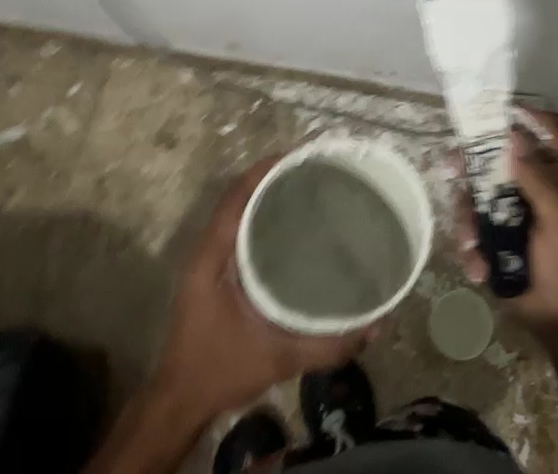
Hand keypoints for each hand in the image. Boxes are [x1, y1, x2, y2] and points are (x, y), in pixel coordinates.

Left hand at [155, 155, 371, 417]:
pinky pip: (237, 232)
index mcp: (213, 258)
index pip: (236, 197)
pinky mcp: (214, 275)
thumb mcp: (280, 358)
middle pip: (237, 197)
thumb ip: (330, 345)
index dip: (264, 171)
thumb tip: (377, 326)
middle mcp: (207, 251)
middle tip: (316, 172)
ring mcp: (208, 263)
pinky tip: (292, 229)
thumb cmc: (222, 371)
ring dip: (266, 197)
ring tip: (309, 190)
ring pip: (236, 214)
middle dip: (273, 178)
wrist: (180, 402)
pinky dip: (260, 219)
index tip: (302, 156)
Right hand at [457, 109, 557, 333]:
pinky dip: (470, 249)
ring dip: (467, 219)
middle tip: (452, 168)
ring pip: (474, 195)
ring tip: (472, 244)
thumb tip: (512, 136)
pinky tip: (479, 270)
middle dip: (471, 164)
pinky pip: (470, 230)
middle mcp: (531, 187)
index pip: (543, 133)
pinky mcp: (491, 238)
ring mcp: (508, 212)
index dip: (521, 116)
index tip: (491, 111)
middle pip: (495, 159)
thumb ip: (538, 179)